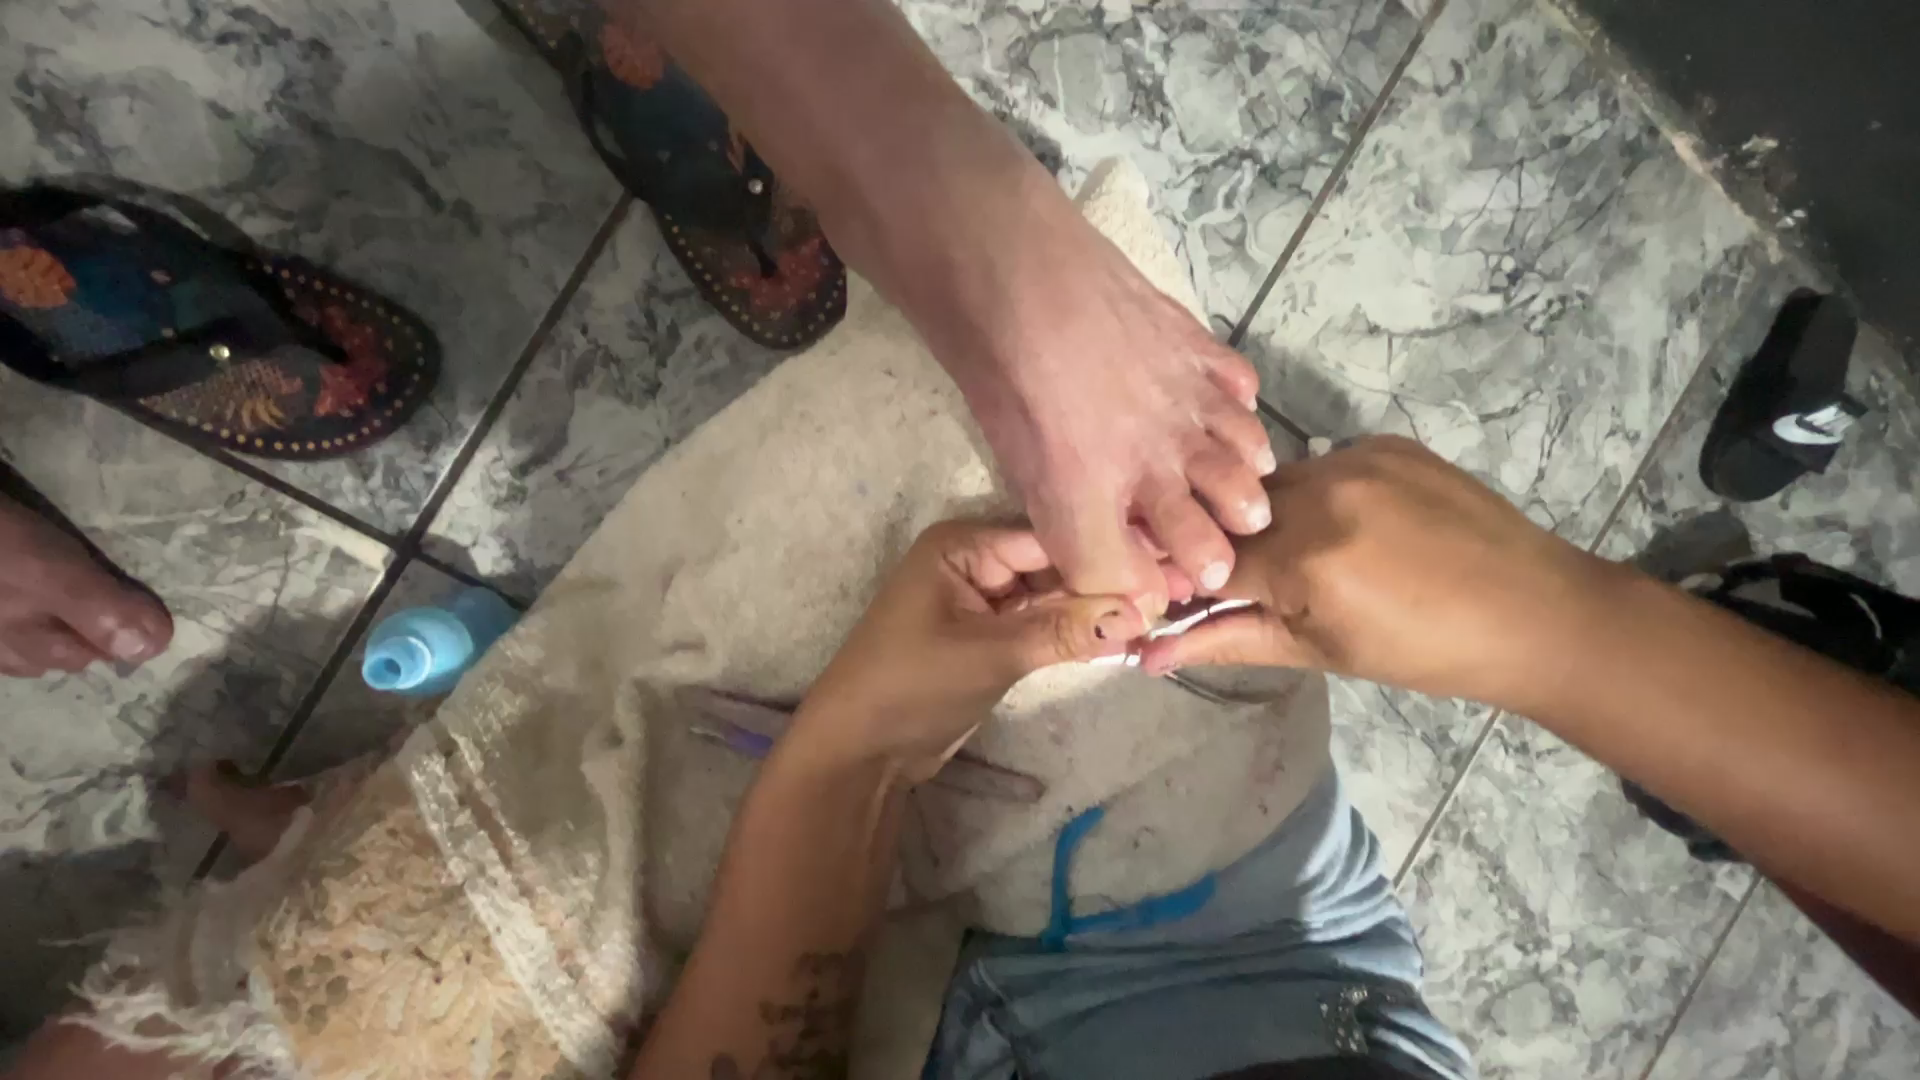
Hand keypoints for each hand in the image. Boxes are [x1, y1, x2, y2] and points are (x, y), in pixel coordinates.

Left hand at [795, 521, 1145, 779]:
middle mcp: (976, 562)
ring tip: (1163, 612)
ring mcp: (985, 599)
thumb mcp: (988, 655)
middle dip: (1106, 582)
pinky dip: (1074, 633)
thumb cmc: (911, 686)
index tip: (1167, 566)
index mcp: (963, 545)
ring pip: (1052, 596)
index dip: (1104, 553)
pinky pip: (1042, 624)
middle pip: (1053, 564)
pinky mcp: (991, 634)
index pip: (1047, 537)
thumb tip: (1137, 615)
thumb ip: (1062, 632)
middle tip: (1178, 591)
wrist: (862, 750)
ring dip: (1095, 610)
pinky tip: (1123, 637)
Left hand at [969, 239, 1275, 616]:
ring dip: (1245, 487)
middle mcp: (1157, 462)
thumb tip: (1123, 571)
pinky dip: (1241, 410)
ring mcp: (1186, 402)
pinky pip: (1240, 390)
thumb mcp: (1019, 473)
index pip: (1136, 576)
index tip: (1160, 587)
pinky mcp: (1198, 348)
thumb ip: (1072, 528)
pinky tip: (1230, 413)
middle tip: (1218, 559)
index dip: (1152, 590)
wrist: (1018, 283)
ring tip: (1245, 496)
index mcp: (1093, 502)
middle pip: (1210, 532)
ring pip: (1243, 462)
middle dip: (1217, 556)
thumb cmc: (1002, 385)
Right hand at [1138, 436, 1616, 710]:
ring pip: (1273, 485)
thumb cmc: (1420, 652)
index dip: (1192, 579)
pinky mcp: (1386, 442)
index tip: (1188, 593)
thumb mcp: (1315, 652)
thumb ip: (1224, 642)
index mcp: (1302, 559)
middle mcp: (1320, 494)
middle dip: (1233, 547)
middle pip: (1235, 515)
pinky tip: (1351, 525)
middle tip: (1260, 579)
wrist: (1536, 612)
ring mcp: (1356, 459)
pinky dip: (1316, 494)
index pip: (1205, 559)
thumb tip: (1144, 658)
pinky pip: (1320, 465)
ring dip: (1272, 517)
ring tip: (1311, 553)